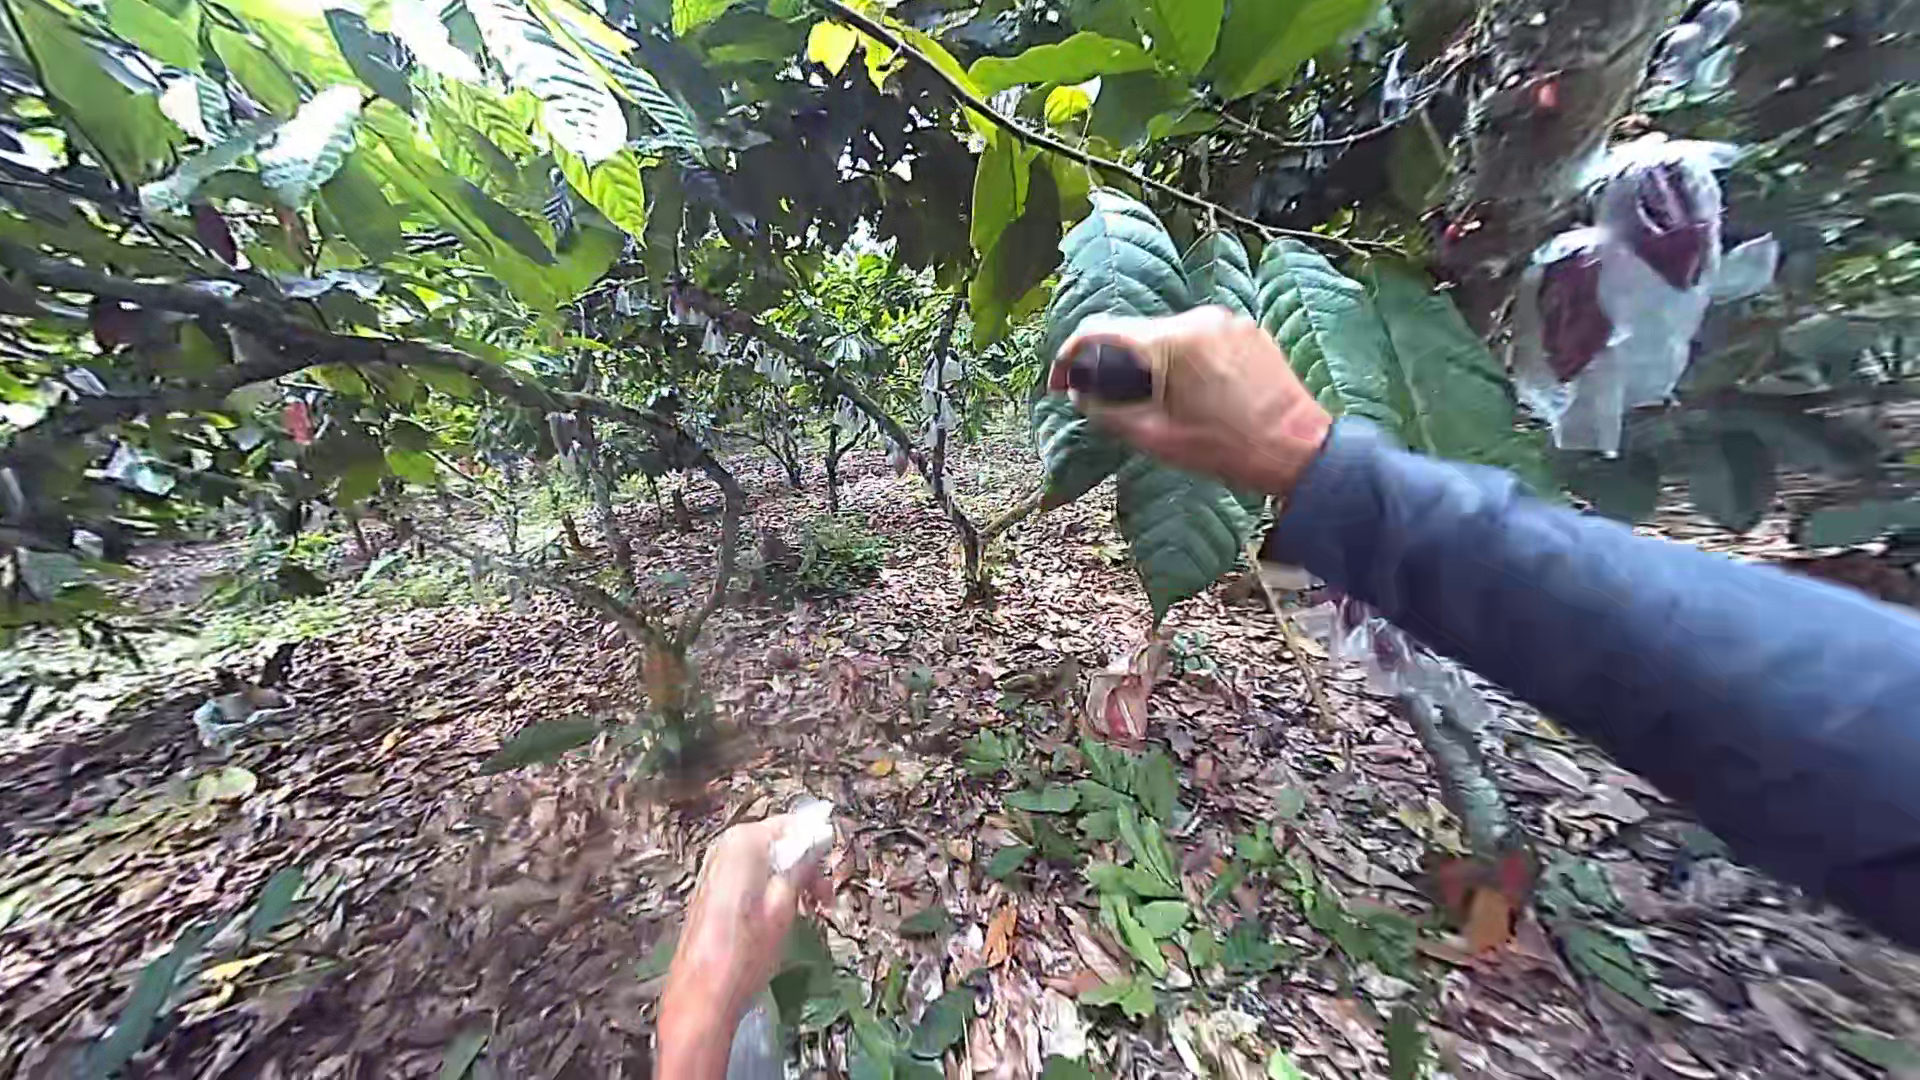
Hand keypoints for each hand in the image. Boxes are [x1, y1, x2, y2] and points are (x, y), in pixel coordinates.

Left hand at [657, 814, 828, 1079]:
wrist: (700, 1001)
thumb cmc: (747, 950)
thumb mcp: (785, 902)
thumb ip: (803, 861)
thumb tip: (821, 834)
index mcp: (744, 840)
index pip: (793, 824)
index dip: (818, 845)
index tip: (831, 872)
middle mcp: (726, 846)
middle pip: (780, 842)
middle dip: (806, 866)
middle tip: (824, 898)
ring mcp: (715, 867)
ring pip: (767, 860)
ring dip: (792, 879)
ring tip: (809, 910)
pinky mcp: (712, 889)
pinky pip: (751, 875)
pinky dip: (771, 888)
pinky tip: (783, 915)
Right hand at [1052, 307, 1333, 496]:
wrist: (1296, 450)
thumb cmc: (1224, 448)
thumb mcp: (1153, 438)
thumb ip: (1106, 412)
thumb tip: (1078, 397)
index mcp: (1173, 342)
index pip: (1099, 330)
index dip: (1068, 356)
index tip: (1060, 381)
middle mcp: (1199, 318)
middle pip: (1134, 332)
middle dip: (1112, 364)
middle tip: (1105, 398)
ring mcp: (1227, 321)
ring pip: (1165, 335)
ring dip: (1148, 363)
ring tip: (1154, 400)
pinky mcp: (1245, 330)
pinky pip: (1196, 338)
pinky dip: (1180, 360)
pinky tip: (1188, 392)